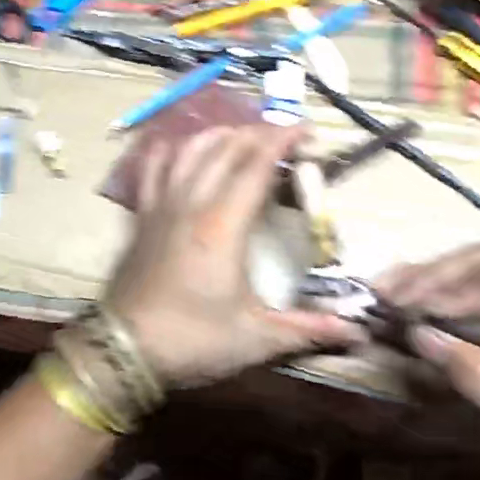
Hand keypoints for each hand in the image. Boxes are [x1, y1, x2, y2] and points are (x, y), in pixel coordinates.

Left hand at [105, 124, 363, 387]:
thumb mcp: (255, 338)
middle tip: (282, 138)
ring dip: (216, 136)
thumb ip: (306, 328)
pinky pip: (149, 170)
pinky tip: (179, 151)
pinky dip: (167, 152)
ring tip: (239, 138)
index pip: (256, 164)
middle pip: (223, 148)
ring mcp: (158, 208)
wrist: (122, 349)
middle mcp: (188, 204)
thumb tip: (357, 332)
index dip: (283, 140)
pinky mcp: (138, 219)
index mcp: (221, 225)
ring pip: (186, 151)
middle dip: (256, 133)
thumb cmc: (191, 341)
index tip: (307, 130)